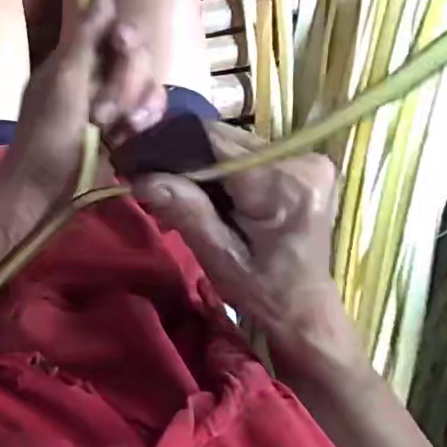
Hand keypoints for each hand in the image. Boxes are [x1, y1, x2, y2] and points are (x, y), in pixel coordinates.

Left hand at [0, 0, 166, 206]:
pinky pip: (151, 111)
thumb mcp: (64, 81)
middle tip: (102, 112)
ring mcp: (113, 103)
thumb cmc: (46, 135)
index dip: (124, 36)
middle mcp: (97, 75)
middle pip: (137, 57)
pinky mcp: (126, 129)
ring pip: (148, 85)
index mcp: (76, 59)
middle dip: (125, 83)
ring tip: (114, 129)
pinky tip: (129, 136)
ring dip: (135, 105)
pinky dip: (144, 121)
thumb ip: (86, 37)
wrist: (44, 192)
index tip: (121, 45)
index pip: (115, 29)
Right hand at [135, 125, 364, 384]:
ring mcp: (308, 158)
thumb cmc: (264, 293)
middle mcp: (302, 160)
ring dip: (205, 161)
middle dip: (187, 158)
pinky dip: (225, 167)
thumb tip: (142, 177)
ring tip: (180, 188)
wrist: (306, 308)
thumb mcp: (219, 259)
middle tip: (154, 180)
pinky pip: (250, 152)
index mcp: (284, 186)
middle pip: (225, 138)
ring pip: (235, 141)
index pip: (215, 143)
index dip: (172, 148)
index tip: (138, 163)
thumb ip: (186, 212)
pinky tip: (212, 190)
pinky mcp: (304, 162)